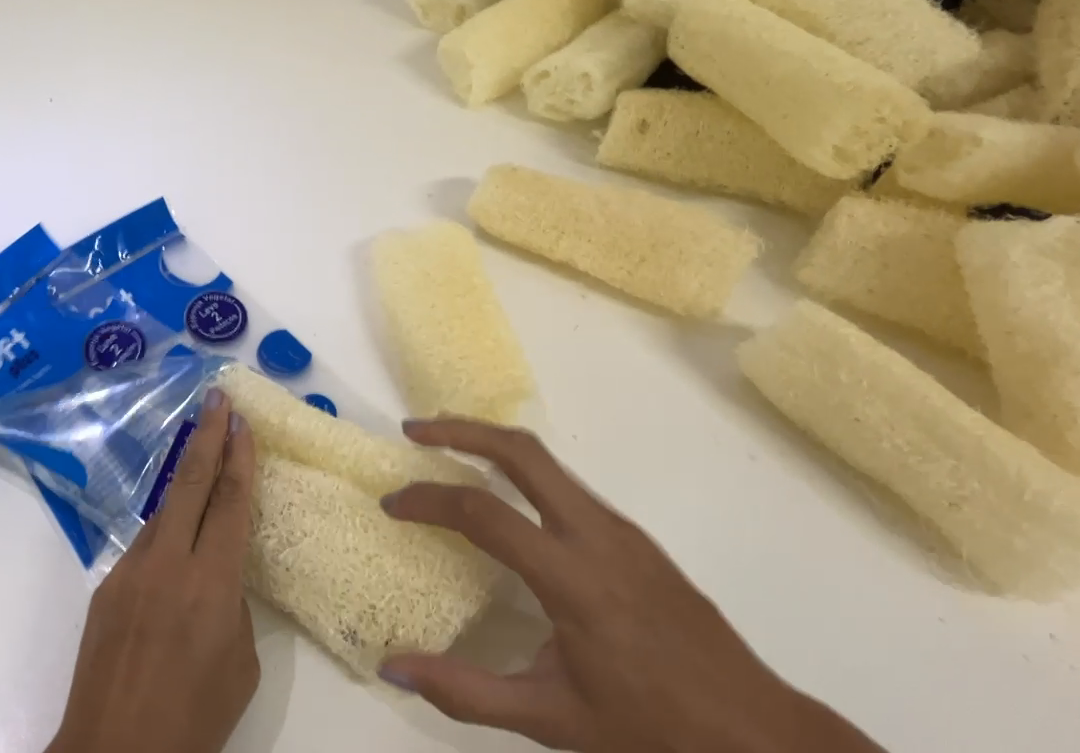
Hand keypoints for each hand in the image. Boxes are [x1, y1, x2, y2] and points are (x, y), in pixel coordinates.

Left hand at [45, 388, 259, 752]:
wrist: (114, 751)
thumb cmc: (194, 718)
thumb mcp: (239, 665)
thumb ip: (233, 606)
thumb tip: (218, 575)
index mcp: (210, 584)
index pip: (229, 504)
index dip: (238, 459)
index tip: (242, 422)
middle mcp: (166, 563)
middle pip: (190, 484)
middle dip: (205, 436)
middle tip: (216, 398)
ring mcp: (128, 571)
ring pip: (162, 514)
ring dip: (183, 484)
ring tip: (199, 454)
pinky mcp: (105, 586)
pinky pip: (142, 548)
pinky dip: (164, 536)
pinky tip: (173, 549)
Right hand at [378, 418, 886, 752]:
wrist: (761, 736)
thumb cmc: (652, 729)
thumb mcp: (551, 719)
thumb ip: (465, 692)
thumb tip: (393, 668)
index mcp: (573, 579)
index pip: (482, 514)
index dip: (428, 501)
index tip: (393, 505)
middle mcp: (598, 537)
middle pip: (522, 453)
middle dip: (461, 430)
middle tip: (412, 431)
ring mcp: (622, 533)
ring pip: (548, 462)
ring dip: (491, 444)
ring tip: (447, 449)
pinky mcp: (636, 540)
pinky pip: (567, 485)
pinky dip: (521, 470)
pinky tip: (506, 499)